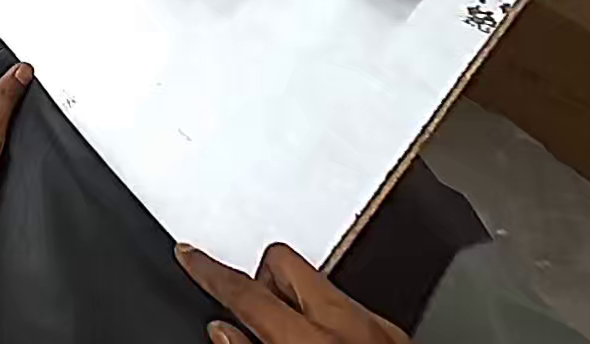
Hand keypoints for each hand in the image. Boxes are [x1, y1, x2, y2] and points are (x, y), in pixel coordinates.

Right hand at [176, 242, 409, 343]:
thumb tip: (223, 333)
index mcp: (314, 343)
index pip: (247, 291)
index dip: (210, 271)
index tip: (189, 254)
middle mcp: (351, 328)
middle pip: (283, 262)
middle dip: (262, 281)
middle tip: (256, 320)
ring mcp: (382, 333)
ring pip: (319, 286)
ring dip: (299, 304)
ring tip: (296, 341)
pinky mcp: (400, 342)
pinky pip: (350, 312)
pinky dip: (332, 326)